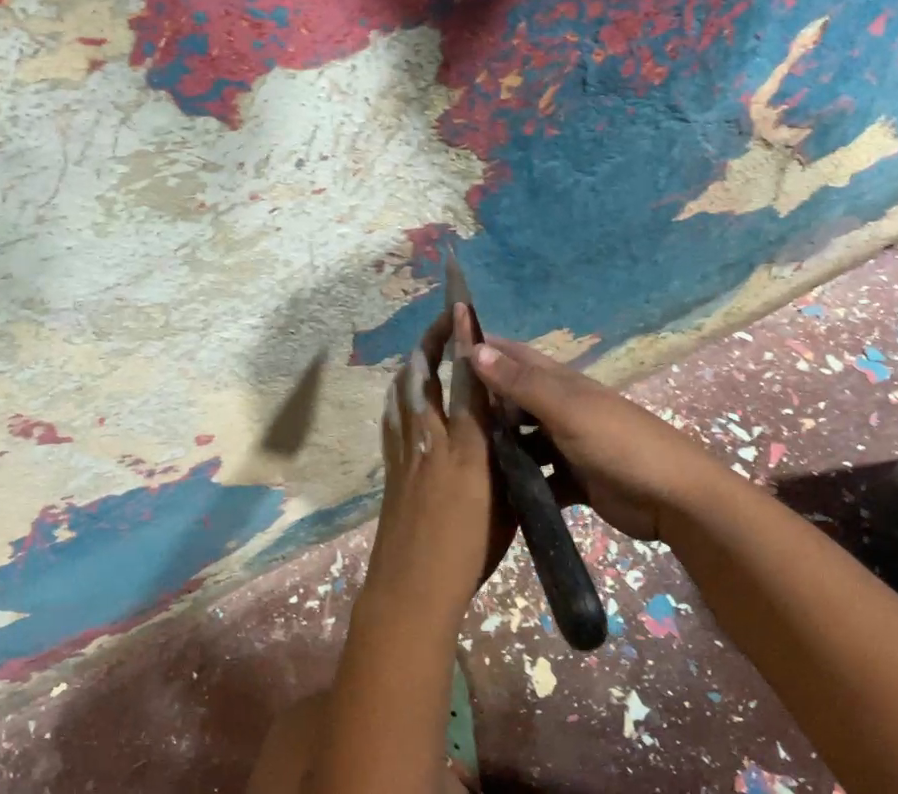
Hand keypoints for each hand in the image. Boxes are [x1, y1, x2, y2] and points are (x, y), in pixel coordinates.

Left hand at [362, 306, 507, 622]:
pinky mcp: (389, 466)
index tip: (464, 311)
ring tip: (426, 347)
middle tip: (446, 318)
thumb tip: (508, 436)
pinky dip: (400, 393)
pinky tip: (405, 393)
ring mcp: (404, 451)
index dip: (465, 343)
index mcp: (466, 450)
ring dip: (413, 362)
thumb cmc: (470, 555)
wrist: (411, 587)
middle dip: (432, 341)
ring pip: (401, 392)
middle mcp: (431, 439)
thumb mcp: (506, 508)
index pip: (466, 383)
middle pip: (423, 376)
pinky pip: (392, 415)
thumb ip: (506, 465)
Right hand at [466, 335, 728, 543]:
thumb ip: (520, 383)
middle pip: (511, 398)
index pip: (513, 355)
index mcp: (560, 383)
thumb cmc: (620, 444)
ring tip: (455, 455)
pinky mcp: (572, 479)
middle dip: (479, 400)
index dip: (481, 347)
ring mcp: (566, 444)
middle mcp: (560, 408)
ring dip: (494, 444)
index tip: (440, 347)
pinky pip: (535, 476)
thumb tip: (474, 348)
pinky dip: (516, 481)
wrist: (675, 500)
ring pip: (519, 438)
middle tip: (437, 412)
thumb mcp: (567, 410)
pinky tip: (489, 492)